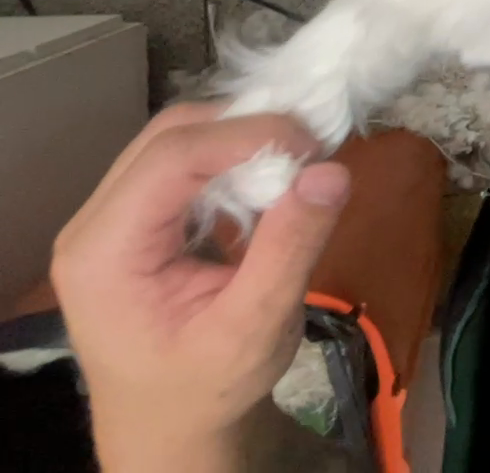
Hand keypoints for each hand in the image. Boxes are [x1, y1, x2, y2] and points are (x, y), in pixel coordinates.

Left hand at [51, 104, 349, 472]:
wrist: (174, 420)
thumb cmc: (209, 382)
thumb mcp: (257, 324)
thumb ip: (291, 246)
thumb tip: (332, 170)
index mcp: (107, 252)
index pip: (174, 155)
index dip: (252, 135)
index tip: (319, 153)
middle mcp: (99, 224)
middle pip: (173, 134)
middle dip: (253, 127)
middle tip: (316, 152)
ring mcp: (119, 218)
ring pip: (184, 137)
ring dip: (251, 136)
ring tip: (304, 165)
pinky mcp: (148, 217)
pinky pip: (194, 158)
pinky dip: (246, 153)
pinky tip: (279, 180)